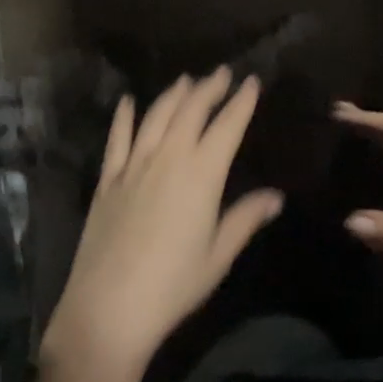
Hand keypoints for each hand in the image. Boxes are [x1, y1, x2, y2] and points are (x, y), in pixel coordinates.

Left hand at [42, 69, 283, 377]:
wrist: (108, 308)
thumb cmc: (173, 286)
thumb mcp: (218, 256)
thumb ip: (245, 219)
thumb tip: (275, 197)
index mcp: (202, 174)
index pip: (227, 125)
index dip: (241, 101)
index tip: (252, 81)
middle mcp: (169, 158)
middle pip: (191, 111)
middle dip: (209, 88)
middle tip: (222, 72)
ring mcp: (134, 166)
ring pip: (156, 116)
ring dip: (173, 95)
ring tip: (186, 81)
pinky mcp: (107, 180)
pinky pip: (117, 139)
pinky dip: (124, 116)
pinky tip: (128, 102)